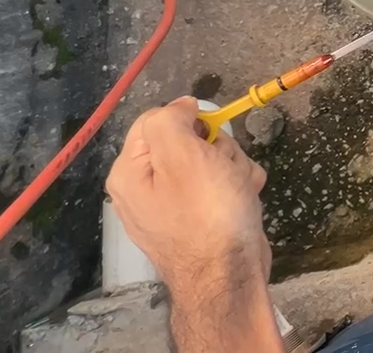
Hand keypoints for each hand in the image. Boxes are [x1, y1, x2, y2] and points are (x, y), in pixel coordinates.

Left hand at [105, 97, 271, 297]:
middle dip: (220, 146)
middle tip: (223, 168)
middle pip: (193, 138)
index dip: (193, 119)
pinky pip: (223, 181)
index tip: (210, 136)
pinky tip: (240, 199)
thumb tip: (179, 105)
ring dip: (235, 165)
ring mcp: (173, 200)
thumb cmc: (206, 210)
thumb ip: (171, 123)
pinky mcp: (199, 211)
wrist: (227, 267)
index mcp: (131, 170)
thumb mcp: (184, 158)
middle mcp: (146, 184)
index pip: (159, 118)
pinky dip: (239, 184)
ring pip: (215, 157)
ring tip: (235, 188)